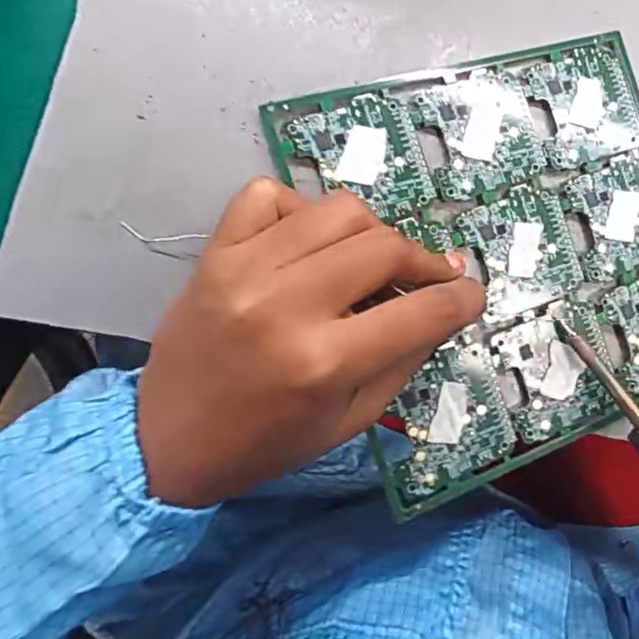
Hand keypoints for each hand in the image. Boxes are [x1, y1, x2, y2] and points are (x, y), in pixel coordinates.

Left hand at [136, 178, 486, 506]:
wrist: (166, 440)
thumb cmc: (263, 443)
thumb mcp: (348, 420)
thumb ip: (402, 360)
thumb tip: (440, 309)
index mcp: (323, 362)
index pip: (420, 311)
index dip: (462, 298)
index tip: (472, 293)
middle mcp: (285, 306)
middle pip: (383, 246)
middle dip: (424, 260)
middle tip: (429, 277)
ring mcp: (243, 270)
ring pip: (336, 211)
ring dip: (372, 231)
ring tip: (372, 258)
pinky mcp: (214, 253)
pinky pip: (266, 195)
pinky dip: (299, 209)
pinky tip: (306, 241)